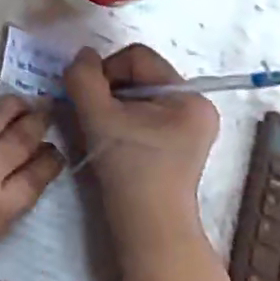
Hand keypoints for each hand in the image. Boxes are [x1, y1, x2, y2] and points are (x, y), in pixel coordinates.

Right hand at [61, 44, 219, 257]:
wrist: (148, 224)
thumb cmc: (128, 166)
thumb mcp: (97, 114)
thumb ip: (83, 76)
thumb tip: (83, 56)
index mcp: (187, 96)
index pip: (136, 56)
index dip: (107, 69)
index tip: (92, 98)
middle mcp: (196, 106)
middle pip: (138, 73)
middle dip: (109, 88)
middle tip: (93, 113)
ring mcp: (190, 126)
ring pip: (137, 93)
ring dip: (112, 103)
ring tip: (101, 127)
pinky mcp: (179, 142)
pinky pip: (144, 113)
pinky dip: (122, 118)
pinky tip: (111, 137)